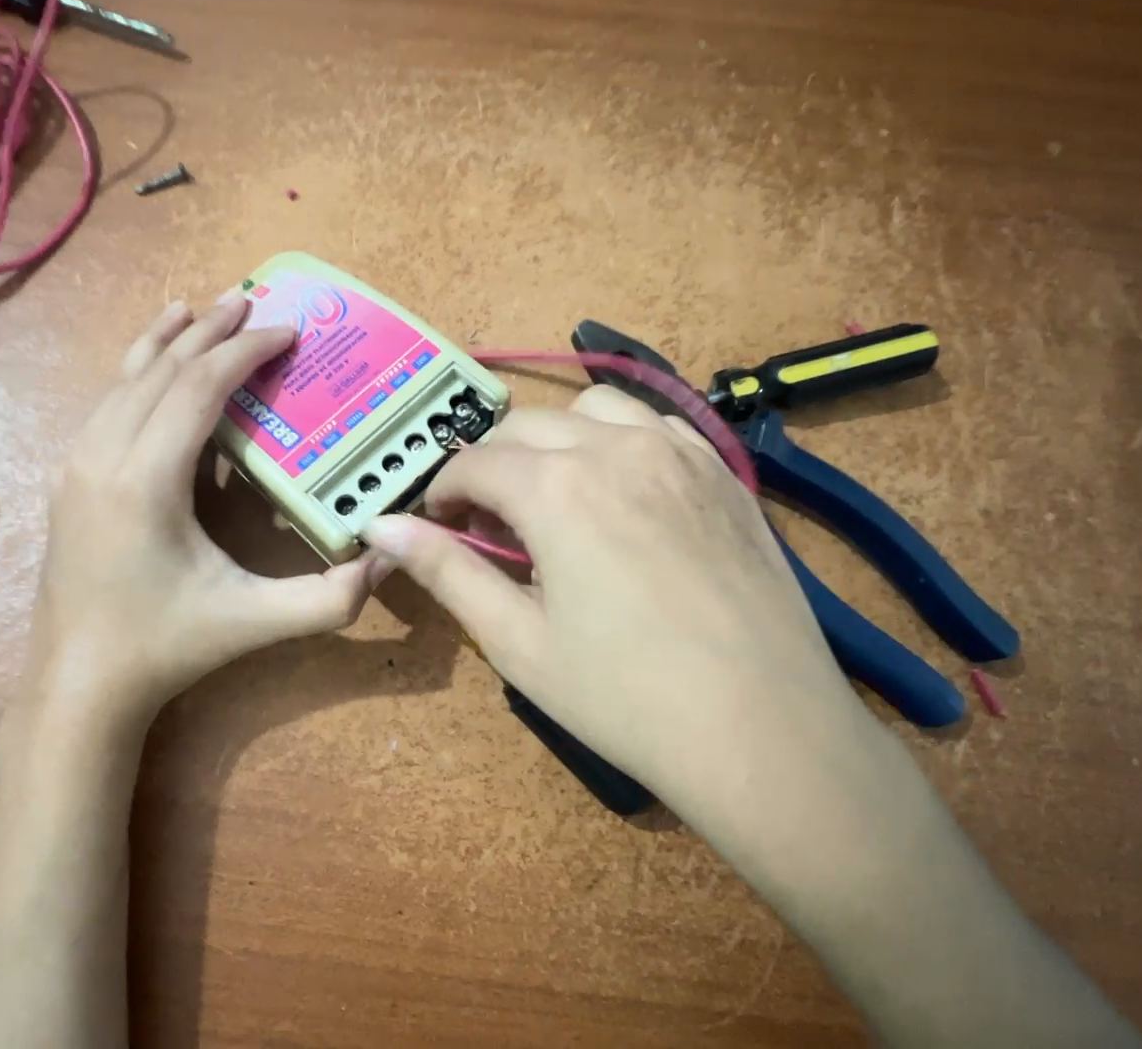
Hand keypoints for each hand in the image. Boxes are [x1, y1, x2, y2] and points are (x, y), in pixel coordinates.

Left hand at [26, 294, 384, 725]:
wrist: (78, 682)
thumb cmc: (167, 646)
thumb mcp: (255, 622)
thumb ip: (330, 597)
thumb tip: (391, 556)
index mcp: (146, 477)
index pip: (199, 387)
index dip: (245, 352)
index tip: (287, 331)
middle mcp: (103, 455)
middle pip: (161, 370)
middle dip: (210, 333)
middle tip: (252, 301)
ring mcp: (77, 464)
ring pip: (124, 380)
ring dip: (167, 342)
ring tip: (200, 310)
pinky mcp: (68, 479)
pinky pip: (106, 404)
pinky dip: (135, 371)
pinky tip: (148, 363)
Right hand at [359, 385, 850, 799]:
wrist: (762, 730)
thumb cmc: (624, 697)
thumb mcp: (517, 641)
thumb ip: (446, 572)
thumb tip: (378, 526)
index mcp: (556, 488)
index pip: (473, 463)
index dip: (442, 493)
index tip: (438, 529)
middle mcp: (616, 447)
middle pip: (525, 427)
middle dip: (491, 465)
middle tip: (488, 526)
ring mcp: (680, 453)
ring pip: (593, 410)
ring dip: (555, 441)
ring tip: (555, 498)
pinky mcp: (723, 474)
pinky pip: (657, 425)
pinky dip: (620, 440)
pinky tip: (622, 493)